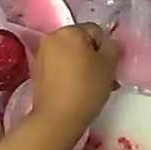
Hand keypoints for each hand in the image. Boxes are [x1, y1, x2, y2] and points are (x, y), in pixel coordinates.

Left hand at [0, 22, 116, 149]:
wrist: (57, 119)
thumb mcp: (109, 65)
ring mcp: (42, 54)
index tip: (106, 67)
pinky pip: (59, 65)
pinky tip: (76, 89)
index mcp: (70, 31)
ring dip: (81, 65)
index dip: (105, 49)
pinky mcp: (37, 70)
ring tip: (89, 86)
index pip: (96, 32)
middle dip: (92, 56)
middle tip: (100, 77)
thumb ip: (113, 48)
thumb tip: (110, 44)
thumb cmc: (86, 88)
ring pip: (70, 54)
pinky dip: (68, 73)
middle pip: (81, 42)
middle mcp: (52, 37)